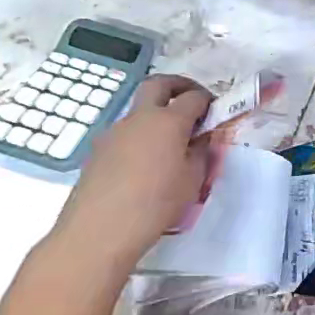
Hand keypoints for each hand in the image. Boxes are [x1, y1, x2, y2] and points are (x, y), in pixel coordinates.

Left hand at [52, 75, 211, 272]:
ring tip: (169, 143)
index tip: (216, 112)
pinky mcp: (98, 149)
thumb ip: (202, 152)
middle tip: (192, 99)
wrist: (99, 231)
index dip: (208, 101)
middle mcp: (140, 118)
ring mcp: (115, 131)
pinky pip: (126, 133)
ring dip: (157, 114)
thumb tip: (201, 138)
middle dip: (179, 85)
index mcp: (169, 121)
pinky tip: (145, 165)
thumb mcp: (193, 180)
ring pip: (139, 109)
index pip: (194, 97)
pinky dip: (141, 136)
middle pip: (159, 84)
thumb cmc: (156, 204)